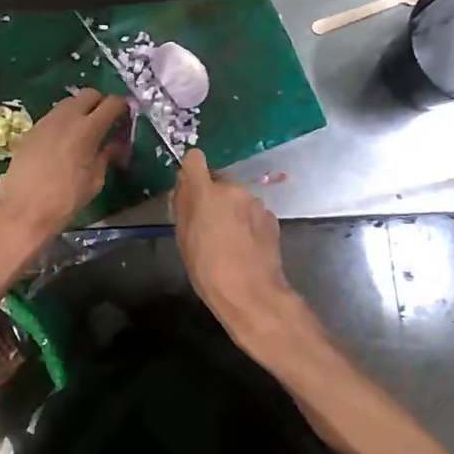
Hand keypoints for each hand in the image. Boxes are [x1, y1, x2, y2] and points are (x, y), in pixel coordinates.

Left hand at [0, 89, 126, 238]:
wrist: (23, 210)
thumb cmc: (65, 200)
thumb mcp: (95, 180)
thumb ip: (106, 156)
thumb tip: (113, 144)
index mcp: (88, 129)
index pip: (112, 103)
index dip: (122, 107)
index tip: (124, 117)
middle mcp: (67, 117)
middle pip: (89, 94)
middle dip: (100, 102)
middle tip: (105, 121)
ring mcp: (45, 121)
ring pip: (68, 102)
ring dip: (80, 110)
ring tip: (83, 130)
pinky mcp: (30, 130)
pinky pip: (52, 116)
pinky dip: (63, 121)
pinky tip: (62, 141)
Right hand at [172, 149, 292, 329]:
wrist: (252, 294)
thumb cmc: (208, 268)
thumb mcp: (183, 237)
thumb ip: (183, 204)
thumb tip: (184, 184)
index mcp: (207, 192)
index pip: (195, 159)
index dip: (191, 170)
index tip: (190, 187)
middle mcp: (234, 190)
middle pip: (218, 182)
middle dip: (212, 196)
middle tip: (207, 224)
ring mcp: (256, 202)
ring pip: (236, 198)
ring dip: (231, 210)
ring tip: (228, 240)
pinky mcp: (271, 217)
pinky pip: (251, 212)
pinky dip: (247, 222)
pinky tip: (245, 246)